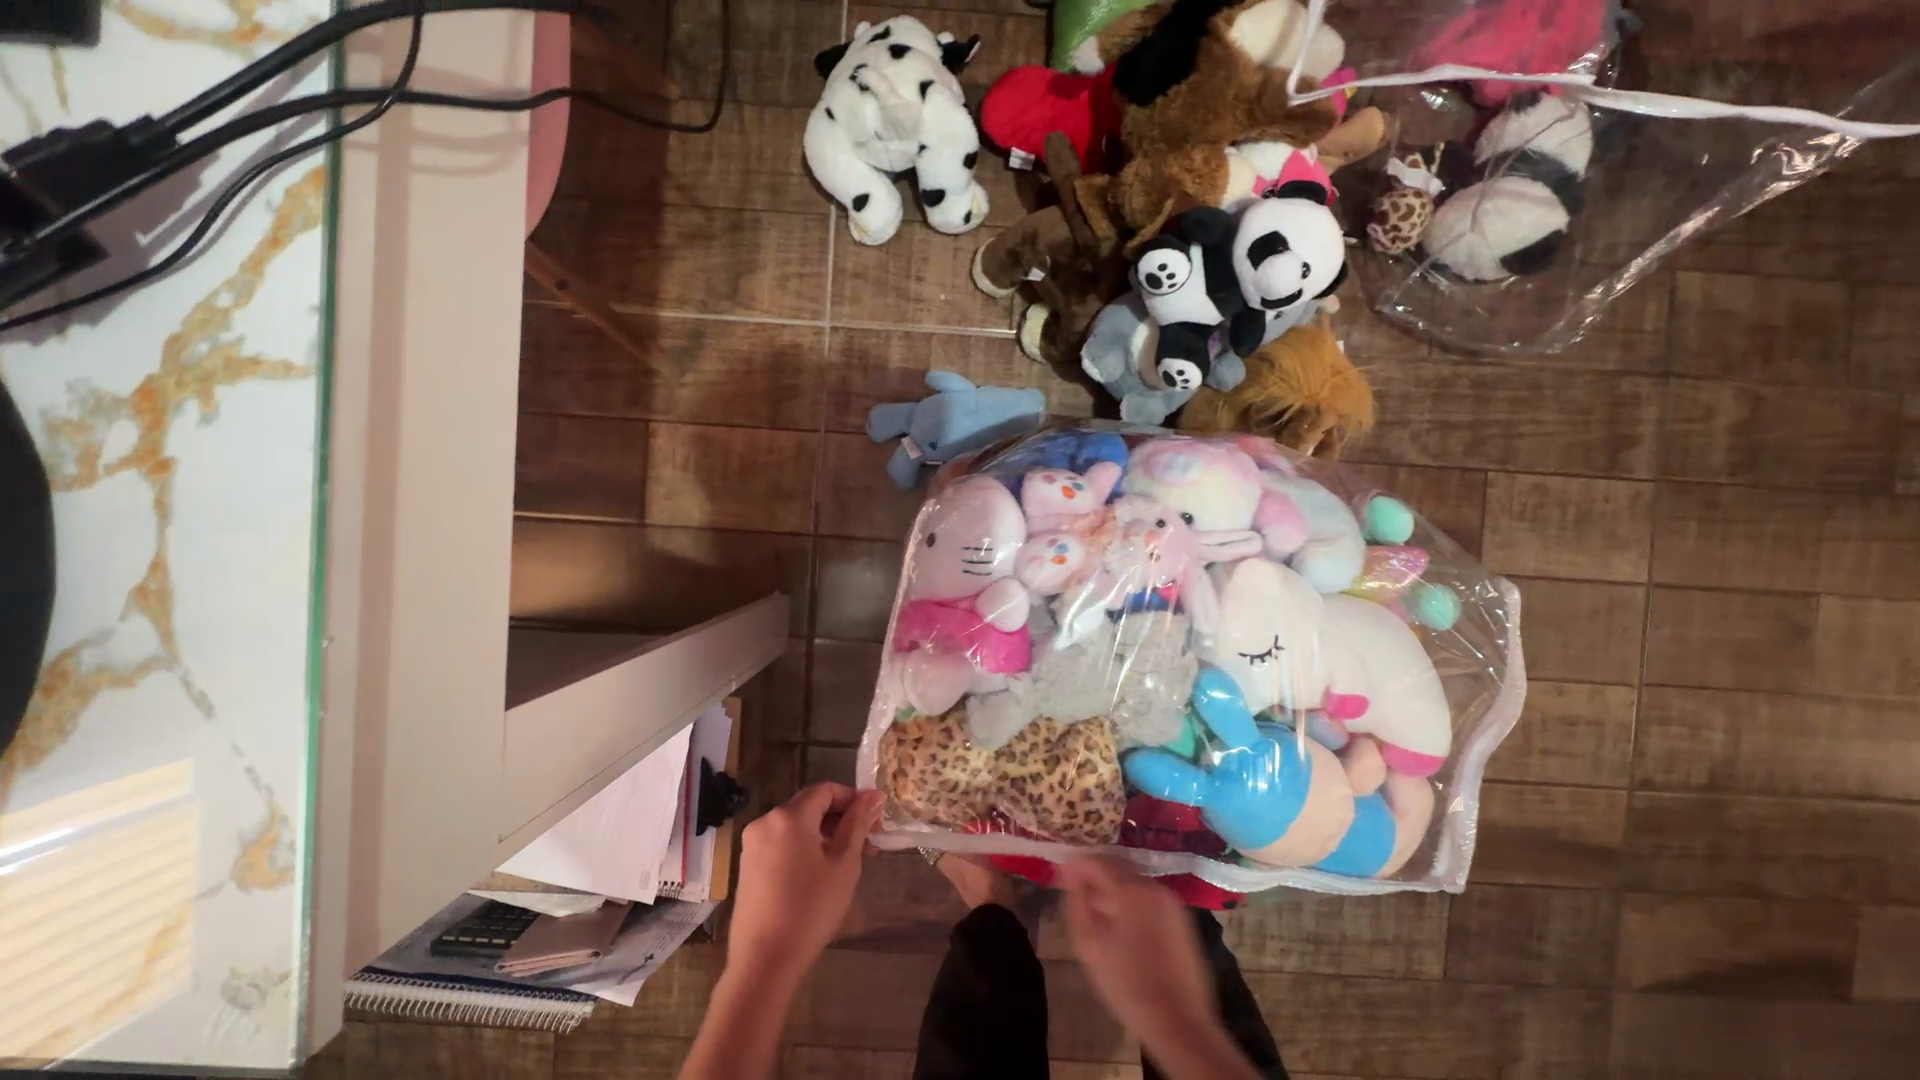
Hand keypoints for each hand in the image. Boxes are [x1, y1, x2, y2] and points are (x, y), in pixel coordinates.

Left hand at [727, 783, 881, 986]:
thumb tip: (873, 796)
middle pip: (810, 807)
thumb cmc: (810, 909)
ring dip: (825, 835)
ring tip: (848, 862)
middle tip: (869, 845)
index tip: (876, 821)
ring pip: (796, 827)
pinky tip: (820, 874)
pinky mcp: (748, 866)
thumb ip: (857, 824)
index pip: (826, 790)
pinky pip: (782, 844)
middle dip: (841, 819)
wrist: (764, 960)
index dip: (854, 800)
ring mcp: (752, 845)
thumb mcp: (843, 864)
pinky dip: (804, 848)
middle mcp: (765, 822)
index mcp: (789, 817)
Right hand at [1057, 856, 1215, 1046]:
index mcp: (1131, 889)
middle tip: (1073, 892)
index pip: (1096, 861)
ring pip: (1134, 883)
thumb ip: (1077, 902)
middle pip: (1117, 867)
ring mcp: (1172, 903)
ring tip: (1094, 910)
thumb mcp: (1089, 943)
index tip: (1058, 877)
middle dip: (1094, 874)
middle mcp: (1154, 887)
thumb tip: (1070, 875)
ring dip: (1112, 888)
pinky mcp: (1181, 920)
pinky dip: (1130, 901)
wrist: (1177, 1020)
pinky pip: (1148, 898)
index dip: (1074, 865)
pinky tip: (1119, 924)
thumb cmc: (1127, 983)